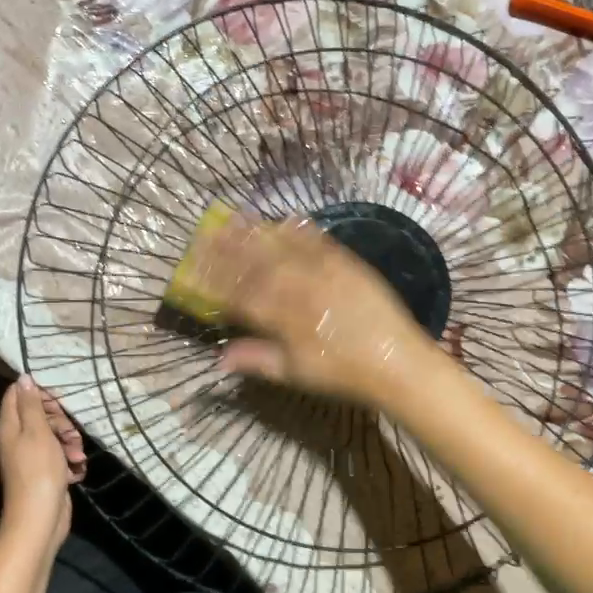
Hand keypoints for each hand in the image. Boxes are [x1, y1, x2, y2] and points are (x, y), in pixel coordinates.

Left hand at [0, 377, 85, 549]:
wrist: (40, 518)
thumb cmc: (38, 470)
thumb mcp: (36, 431)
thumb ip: (31, 404)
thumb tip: (23, 377)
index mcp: (10, 425)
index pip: (16, 394)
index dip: (38, 392)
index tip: (58, 399)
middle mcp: (17, 438)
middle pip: (39, 415)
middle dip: (60, 420)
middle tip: (70, 431)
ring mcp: (32, 457)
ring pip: (54, 436)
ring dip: (70, 442)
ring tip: (77, 456)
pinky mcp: (46, 473)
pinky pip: (60, 457)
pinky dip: (70, 462)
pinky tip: (77, 470)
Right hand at [189, 212, 435, 402]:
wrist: (397, 363)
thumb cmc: (343, 374)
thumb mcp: (296, 373)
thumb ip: (257, 360)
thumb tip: (219, 358)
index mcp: (283, 318)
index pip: (240, 293)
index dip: (216, 279)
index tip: (196, 267)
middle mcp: (300, 289)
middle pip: (256, 264)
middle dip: (229, 248)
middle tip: (207, 234)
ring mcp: (325, 272)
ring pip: (282, 248)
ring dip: (256, 232)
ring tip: (236, 219)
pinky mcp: (347, 264)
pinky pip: (318, 241)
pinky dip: (300, 230)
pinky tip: (284, 219)